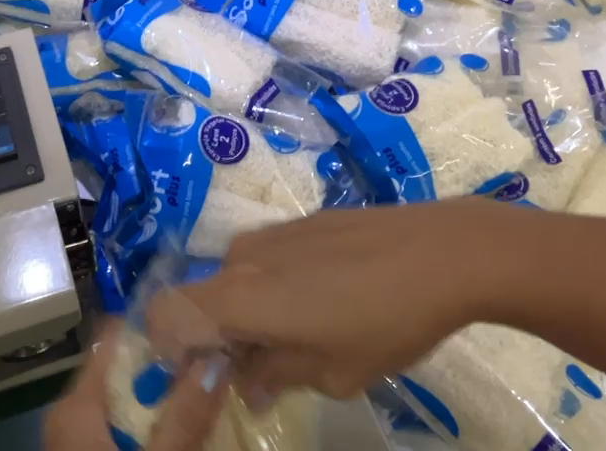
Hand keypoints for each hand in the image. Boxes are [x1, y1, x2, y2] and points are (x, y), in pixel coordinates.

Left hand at [44, 320, 227, 450]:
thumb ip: (185, 417)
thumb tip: (217, 358)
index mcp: (74, 404)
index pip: (112, 338)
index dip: (155, 322)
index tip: (197, 313)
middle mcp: (71, 412)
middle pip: (123, 368)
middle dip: (167, 361)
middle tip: (214, 350)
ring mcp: (77, 437)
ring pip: (127, 398)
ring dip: (164, 393)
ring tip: (209, 377)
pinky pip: (123, 424)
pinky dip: (152, 419)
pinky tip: (184, 419)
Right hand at [155, 200, 516, 401]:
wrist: (439, 250)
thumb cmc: (384, 322)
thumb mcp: (332, 372)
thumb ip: (274, 376)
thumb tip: (245, 384)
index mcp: (239, 296)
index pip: (166, 313)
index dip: (170, 348)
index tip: (207, 374)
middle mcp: (240, 256)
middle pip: (204, 300)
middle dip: (222, 338)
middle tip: (267, 369)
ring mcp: (268, 233)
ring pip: (236, 279)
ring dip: (252, 312)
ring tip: (307, 334)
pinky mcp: (297, 221)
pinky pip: (265, 260)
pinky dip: (275, 287)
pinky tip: (330, 299)